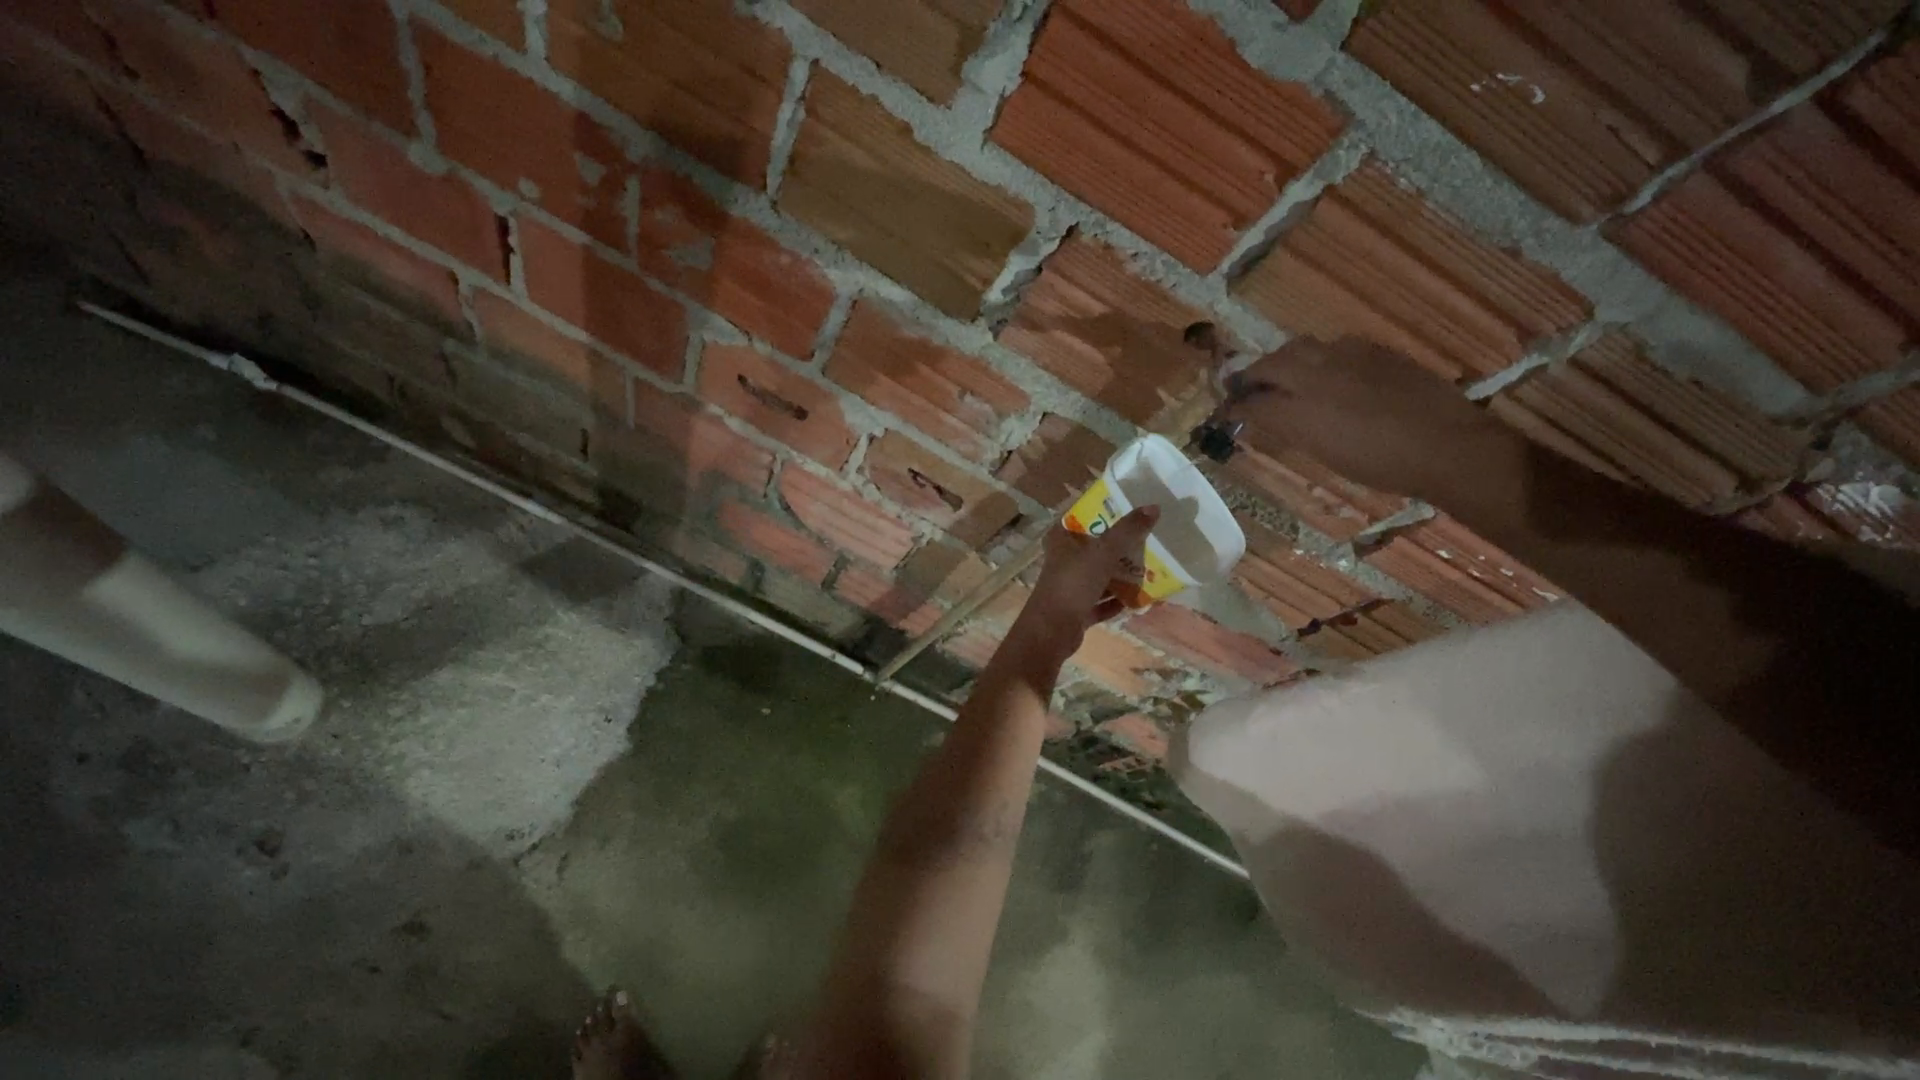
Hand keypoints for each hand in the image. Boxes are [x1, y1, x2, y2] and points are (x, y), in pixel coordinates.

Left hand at [1008, 506, 1160, 664]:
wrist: (1052, 631)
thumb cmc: (1073, 583)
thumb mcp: (1103, 552)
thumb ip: (1127, 530)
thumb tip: (1153, 507)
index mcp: (1061, 541)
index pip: (1080, 519)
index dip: (1101, 514)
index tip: (1126, 511)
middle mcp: (1062, 561)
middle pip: (1094, 549)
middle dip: (1118, 547)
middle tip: (1146, 541)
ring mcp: (1069, 587)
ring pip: (1099, 576)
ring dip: (1120, 576)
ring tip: (1149, 570)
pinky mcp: (1076, 611)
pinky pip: (1101, 603)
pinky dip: (1117, 601)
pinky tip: (1139, 600)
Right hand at [1227, 338, 1519, 498]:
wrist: (1447, 446)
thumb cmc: (1383, 466)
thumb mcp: (1327, 455)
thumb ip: (1291, 430)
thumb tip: (1264, 417)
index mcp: (1300, 409)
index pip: (1253, 401)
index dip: (1234, 406)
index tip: (1225, 412)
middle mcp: (1317, 375)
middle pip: (1270, 364)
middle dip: (1251, 376)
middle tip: (1243, 388)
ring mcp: (1348, 357)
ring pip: (1300, 348)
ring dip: (1282, 361)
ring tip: (1281, 375)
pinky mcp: (1375, 351)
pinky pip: (1334, 346)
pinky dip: (1318, 357)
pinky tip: (1327, 371)